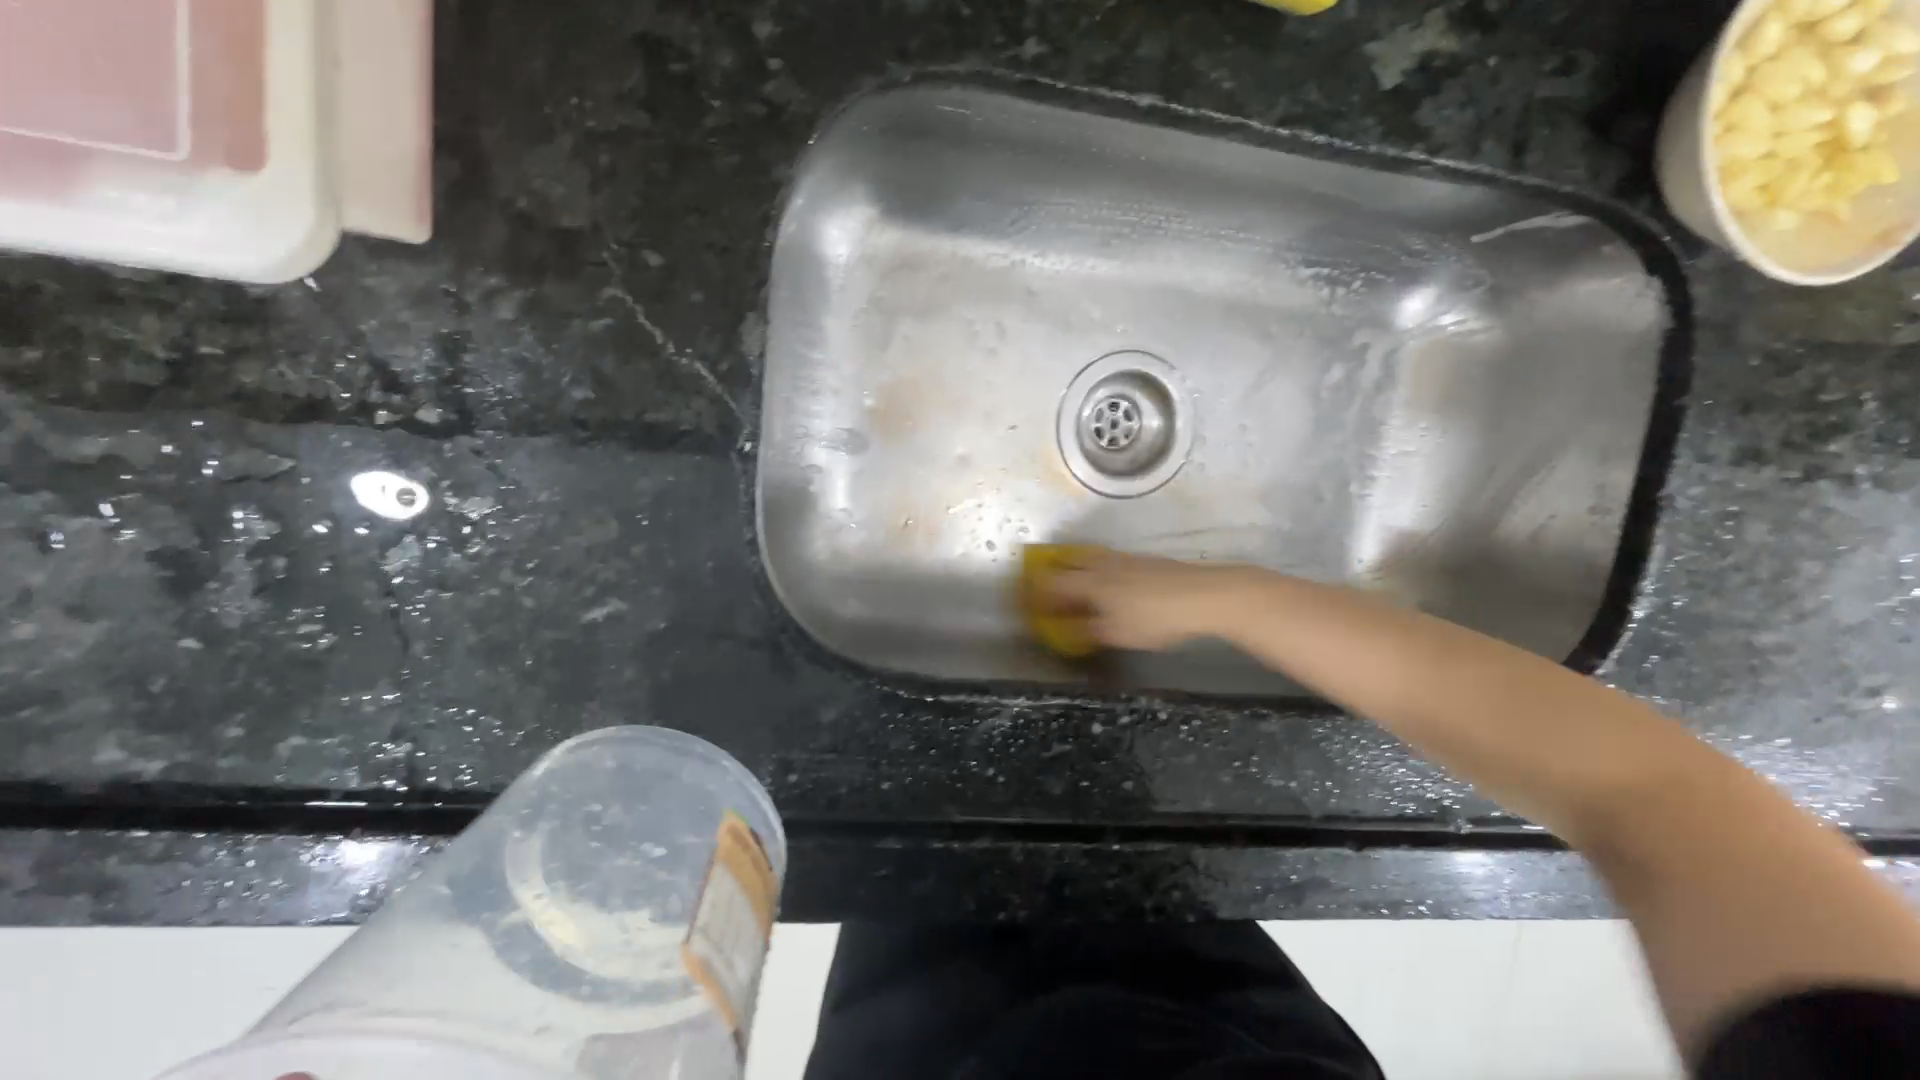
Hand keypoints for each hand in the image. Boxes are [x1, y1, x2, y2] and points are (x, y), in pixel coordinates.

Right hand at [1036, 549, 1250, 651]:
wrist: (1204, 595)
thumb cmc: (1155, 619)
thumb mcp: (1117, 634)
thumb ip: (1088, 631)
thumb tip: (1067, 629)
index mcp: (1089, 582)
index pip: (1053, 583)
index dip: (1039, 593)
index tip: (1031, 603)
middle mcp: (1102, 565)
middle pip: (1069, 564)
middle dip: (1054, 575)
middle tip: (1047, 590)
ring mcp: (1125, 559)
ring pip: (1091, 559)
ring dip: (1077, 569)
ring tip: (1076, 584)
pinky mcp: (1145, 560)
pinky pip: (1110, 561)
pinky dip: (1099, 569)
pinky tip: (1111, 583)